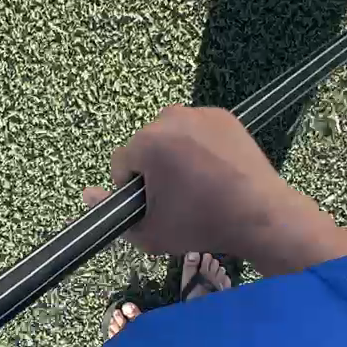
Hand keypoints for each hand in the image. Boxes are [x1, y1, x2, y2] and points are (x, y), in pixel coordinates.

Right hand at [80, 105, 346, 275]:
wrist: (259, 215)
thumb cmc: (201, 226)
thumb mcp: (150, 233)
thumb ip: (112, 216)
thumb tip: (86, 195)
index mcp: (149, 143)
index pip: (122, 164)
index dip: (132, 190)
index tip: (153, 206)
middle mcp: (171, 118)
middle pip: (147, 147)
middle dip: (155, 171)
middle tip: (178, 200)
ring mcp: (201, 113)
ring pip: (172, 138)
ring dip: (176, 158)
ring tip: (198, 188)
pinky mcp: (224, 116)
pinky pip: (197, 132)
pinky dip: (200, 149)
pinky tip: (214, 174)